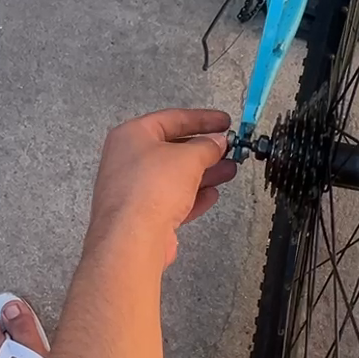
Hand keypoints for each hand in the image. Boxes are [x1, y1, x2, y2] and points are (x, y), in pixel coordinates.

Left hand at [85, 108, 237, 262]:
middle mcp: (128, 160)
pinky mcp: (142, 215)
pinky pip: (170, 200)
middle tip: (230, 149)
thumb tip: (217, 141)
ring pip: (174, 176)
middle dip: (204, 149)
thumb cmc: (153, 187)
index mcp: (131, 136)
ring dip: (203, 173)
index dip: (202, 119)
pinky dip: (192, 196)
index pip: (171, 119)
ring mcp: (133, 189)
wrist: (132, 238)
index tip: (225, 122)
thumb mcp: (188, 158)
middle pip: (172, 149)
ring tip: (230, 170)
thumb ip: (207, 146)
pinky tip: (212, 194)